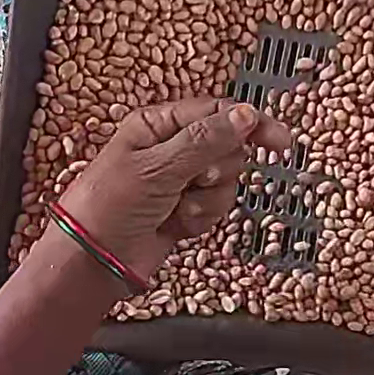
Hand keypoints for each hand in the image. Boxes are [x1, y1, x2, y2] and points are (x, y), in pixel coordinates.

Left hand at [55, 97, 290, 281]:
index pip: (217, 113)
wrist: (94, 261)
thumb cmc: (110, 206)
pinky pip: (215, 208)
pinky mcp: (185, 210)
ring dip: (207, 200)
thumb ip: (205, 141)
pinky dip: (200, 219)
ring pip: (226, 182)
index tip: (278, 141)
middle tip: (196, 181)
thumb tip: (246, 116)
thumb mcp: (157, 167)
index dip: (250, 125)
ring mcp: (180, 181)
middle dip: (218, 170)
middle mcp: (172, 149)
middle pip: (228, 149)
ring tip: (178, 208)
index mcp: (159, 125)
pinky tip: (176, 224)